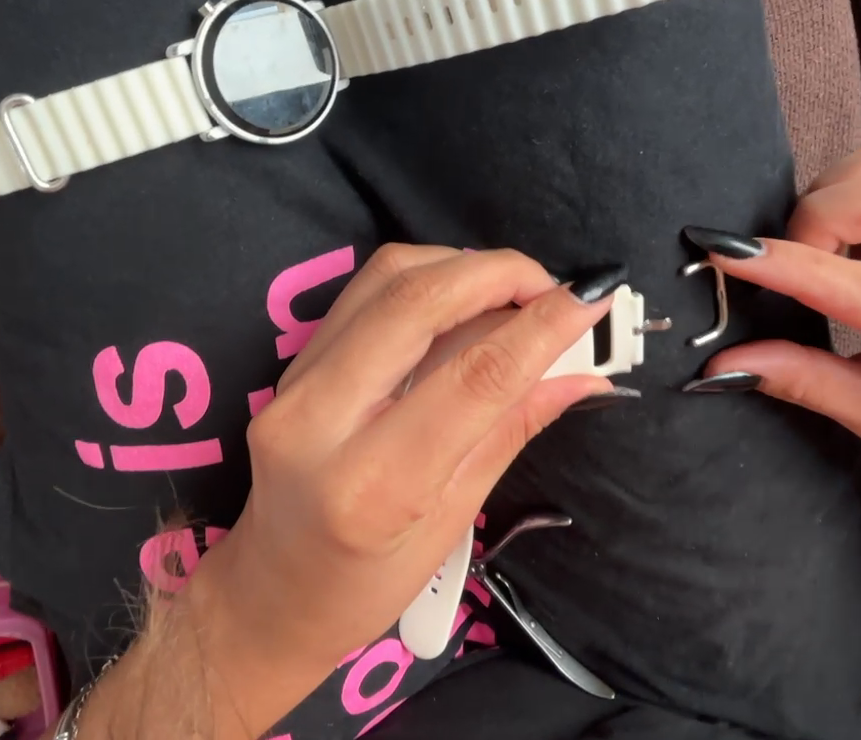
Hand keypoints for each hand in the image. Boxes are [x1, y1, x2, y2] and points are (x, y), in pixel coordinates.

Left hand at [184, 246, 620, 732]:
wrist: (270, 593)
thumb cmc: (367, 585)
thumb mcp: (455, 520)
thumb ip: (513, 429)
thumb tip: (585, 373)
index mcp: (371, 484)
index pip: (472, 379)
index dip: (540, 327)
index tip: (590, 299)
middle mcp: (319, 418)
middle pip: (416, 301)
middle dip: (498, 273)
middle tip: (551, 285)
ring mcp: (294, 383)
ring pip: (386, 278)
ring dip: (461, 266)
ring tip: (512, 291)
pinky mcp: (291, 363)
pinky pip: (365, 291)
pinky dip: (426, 277)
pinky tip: (461, 298)